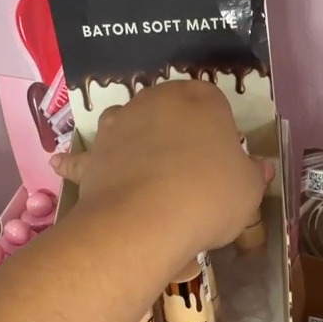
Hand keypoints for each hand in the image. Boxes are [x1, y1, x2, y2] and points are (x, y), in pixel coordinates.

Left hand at [50, 80, 272, 267]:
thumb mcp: (248, 191)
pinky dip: (78, 160)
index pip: (216, 103)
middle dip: (181, 132)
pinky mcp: (94, 154)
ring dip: (136, 138)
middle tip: (193, 169)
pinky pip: (86, 155)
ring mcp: (120, 125)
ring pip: (131, 124)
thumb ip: (254, 174)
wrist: (146, 221)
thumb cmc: (208, 197)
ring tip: (147, 167)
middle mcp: (157, 101)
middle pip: (172, 110)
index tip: (225, 159)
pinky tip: (62, 160)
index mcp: (201, 100)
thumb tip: (260, 167)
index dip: (222, 131)